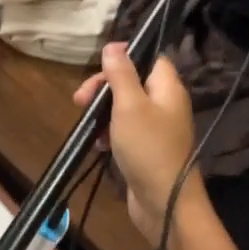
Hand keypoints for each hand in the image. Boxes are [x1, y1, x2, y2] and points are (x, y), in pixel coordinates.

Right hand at [74, 44, 234, 249]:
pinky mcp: (145, 148)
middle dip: (103, 87)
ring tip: (87, 125)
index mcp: (167, 89)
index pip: (150, 58)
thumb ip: (121, 74)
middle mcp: (164, 104)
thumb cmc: (148, 148)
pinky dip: (108, 132)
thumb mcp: (129, 105)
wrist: (165, 204)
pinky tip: (98, 144)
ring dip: (102, 112)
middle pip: (131, 81)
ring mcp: (156, 128)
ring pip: (123, 106)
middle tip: (81, 99)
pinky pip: (123, 130)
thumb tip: (114, 45)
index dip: (125, 57)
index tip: (100, 66)